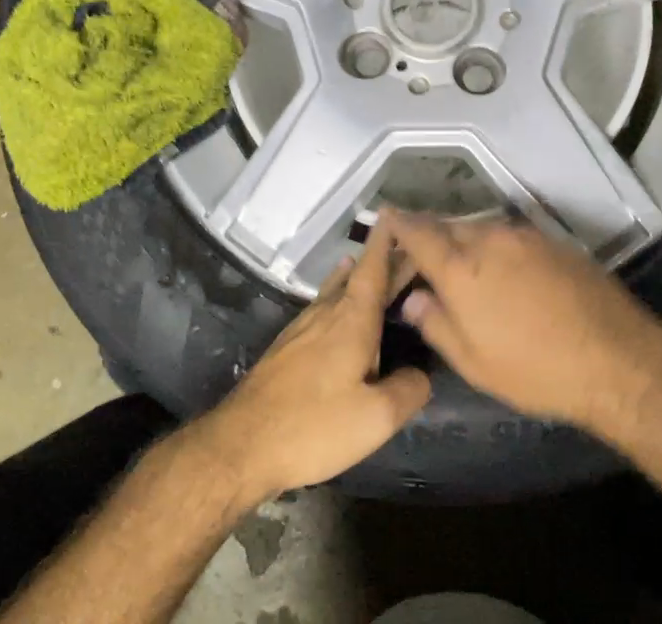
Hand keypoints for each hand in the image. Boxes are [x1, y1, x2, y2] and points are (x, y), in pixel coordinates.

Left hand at [191, 224, 431, 499]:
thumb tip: (421, 373)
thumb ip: (408, 390)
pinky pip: (320, 309)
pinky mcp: (286, 349)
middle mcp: (326, 315)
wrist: (240, 445)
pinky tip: (336, 305)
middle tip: (409, 250)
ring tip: (371, 265)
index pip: (374, 270)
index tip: (398, 216)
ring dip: (357, 277)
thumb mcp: (377, 417)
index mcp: (352, 321)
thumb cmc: (314, 426)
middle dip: (384, 262)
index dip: (387, 243)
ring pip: (335, 292)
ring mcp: (301, 330)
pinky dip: (337, 296)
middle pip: (358, 278)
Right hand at [384, 210, 661, 431]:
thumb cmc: (535, 369)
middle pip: (449, 225)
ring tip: (460, 265)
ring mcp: (527, 237)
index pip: (418, 232)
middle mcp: (491, 239)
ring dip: (464, 240)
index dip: (397, 223)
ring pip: (482, 229)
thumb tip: (415, 298)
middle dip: (430, 235)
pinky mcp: (555, 243)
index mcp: (461, 268)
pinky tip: (502, 271)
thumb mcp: (473, 361)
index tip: (384, 216)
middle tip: (418, 253)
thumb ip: (436, 323)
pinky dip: (496, 247)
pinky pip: (511, 237)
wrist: (617, 359)